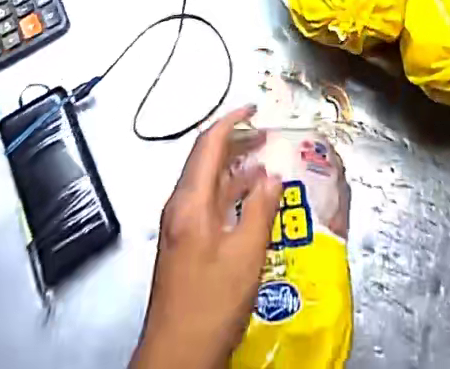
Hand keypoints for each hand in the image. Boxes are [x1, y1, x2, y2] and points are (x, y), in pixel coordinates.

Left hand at [130, 105, 280, 368]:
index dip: (230, 120)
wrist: (177, 356)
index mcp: (190, 202)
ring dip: (234, 167)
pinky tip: (249, 200)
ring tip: (263, 161)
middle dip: (235, 141)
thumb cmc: (210, 305)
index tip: (252, 107)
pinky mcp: (184, 243)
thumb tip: (272, 175)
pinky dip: (229, 191)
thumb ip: (260, 210)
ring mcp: (179, 225)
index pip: (208, 144)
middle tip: (264, 133)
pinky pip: (207, 202)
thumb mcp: (245, 256)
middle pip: (205, 159)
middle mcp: (180, 206)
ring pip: (207, 181)